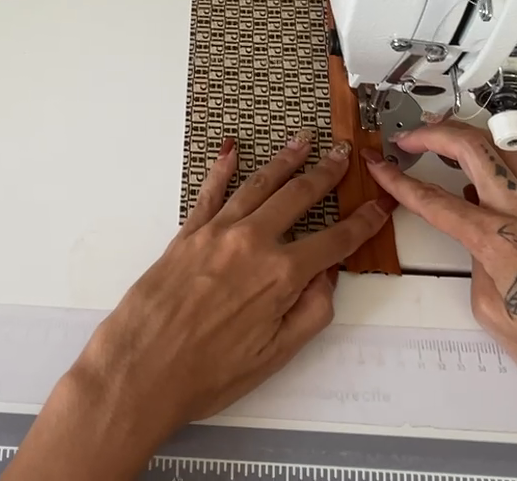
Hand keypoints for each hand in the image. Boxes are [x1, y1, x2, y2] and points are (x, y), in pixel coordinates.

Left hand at [3, 133, 392, 480]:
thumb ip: (309, 314)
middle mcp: (253, 243)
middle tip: (342, 154)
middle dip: (325, 173)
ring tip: (302, 142)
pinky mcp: (189, 231)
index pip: (334, 241)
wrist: (140, 369)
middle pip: (298, 197)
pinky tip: (232, 151)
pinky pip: (211, 191)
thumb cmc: (204, 373)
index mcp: (281, 276)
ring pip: (259, 184)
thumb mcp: (274, 356)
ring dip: (284, 160)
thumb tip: (328, 280)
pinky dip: (223, 167)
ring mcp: (219, 231)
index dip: (361, 223)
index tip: (376, 206)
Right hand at [364, 120, 516, 480]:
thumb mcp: (493, 313)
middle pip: (472, 146)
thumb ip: (476, 266)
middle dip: (432, 133)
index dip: (399, 180)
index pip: (434, 198)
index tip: (380, 165)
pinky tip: (475, 174)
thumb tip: (475, 247)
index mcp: (499, 238)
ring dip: (464, 134)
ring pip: (501, 147)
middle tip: (407, 137)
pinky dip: (490, 159)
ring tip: (438, 136)